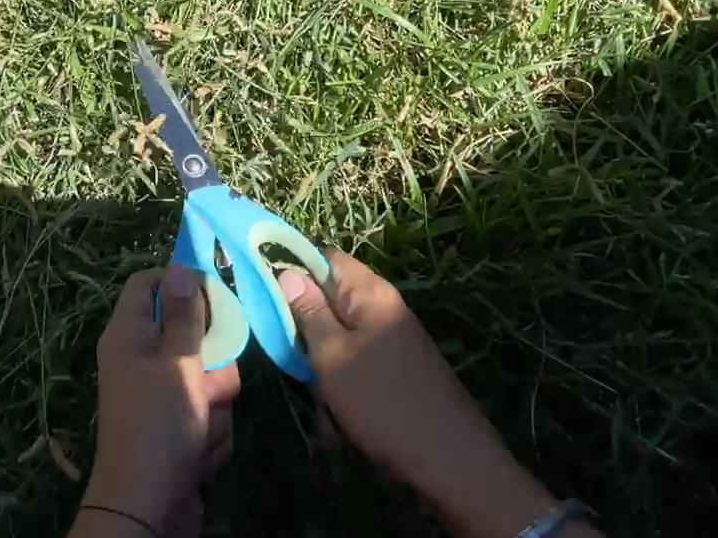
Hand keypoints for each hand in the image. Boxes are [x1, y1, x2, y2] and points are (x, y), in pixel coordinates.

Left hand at [80, 264, 239, 535]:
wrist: (148, 512)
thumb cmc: (158, 429)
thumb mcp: (176, 365)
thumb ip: (185, 316)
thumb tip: (181, 265)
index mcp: (128, 334)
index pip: (149, 284)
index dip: (181, 283)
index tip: (215, 297)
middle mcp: (142, 358)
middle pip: (190, 331)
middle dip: (212, 360)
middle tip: (209, 382)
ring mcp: (161, 393)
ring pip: (207, 373)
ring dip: (214, 401)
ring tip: (202, 424)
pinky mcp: (179, 424)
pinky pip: (208, 408)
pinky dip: (211, 429)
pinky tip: (201, 451)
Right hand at [279, 252, 588, 537]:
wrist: (452, 460)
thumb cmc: (382, 400)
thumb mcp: (331, 354)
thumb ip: (308, 311)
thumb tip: (287, 271)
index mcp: (369, 291)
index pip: (323, 256)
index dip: (292, 266)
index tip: (265, 290)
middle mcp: (383, 304)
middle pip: (330, 292)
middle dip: (304, 316)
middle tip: (286, 345)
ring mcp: (392, 334)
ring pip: (340, 326)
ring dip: (320, 349)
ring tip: (313, 380)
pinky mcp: (397, 362)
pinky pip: (356, 350)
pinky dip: (339, 367)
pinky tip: (335, 397)